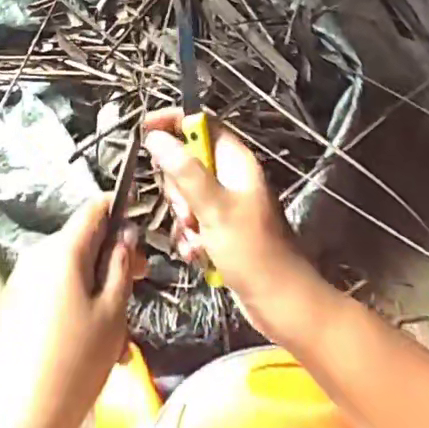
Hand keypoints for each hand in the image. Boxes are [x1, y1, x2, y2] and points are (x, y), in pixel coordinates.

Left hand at [0, 196, 140, 427]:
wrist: (18, 416)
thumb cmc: (75, 360)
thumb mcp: (112, 312)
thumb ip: (121, 266)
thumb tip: (124, 234)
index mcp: (61, 249)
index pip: (92, 209)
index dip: (119, 212)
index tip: (140, 231)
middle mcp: (36, 256)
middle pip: (81, 243)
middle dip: (112, 260)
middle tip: (139, 283)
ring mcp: (21, 281)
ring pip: (69, 273)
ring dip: (97, 291)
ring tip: (118, 335)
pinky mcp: (13, 306)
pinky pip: (52, 293)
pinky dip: (75, 306)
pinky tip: (92, 344)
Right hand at [141, 108, 322, 338]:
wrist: (282, 306)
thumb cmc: (253, 252)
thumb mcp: (214, 208)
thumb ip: (184, 170)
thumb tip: (155, 137)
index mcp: (235, 161)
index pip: (200, 123)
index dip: (172, 121)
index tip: (145, 130)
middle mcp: (229, 177)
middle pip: (186, 159)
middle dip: (176, 185)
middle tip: (186, 209)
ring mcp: (224, 203)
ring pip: (184, 192)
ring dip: (182, 215)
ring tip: (195, 235)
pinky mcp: (219, 229)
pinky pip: (190, 219)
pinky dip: (188, 235)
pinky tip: (196, 253)